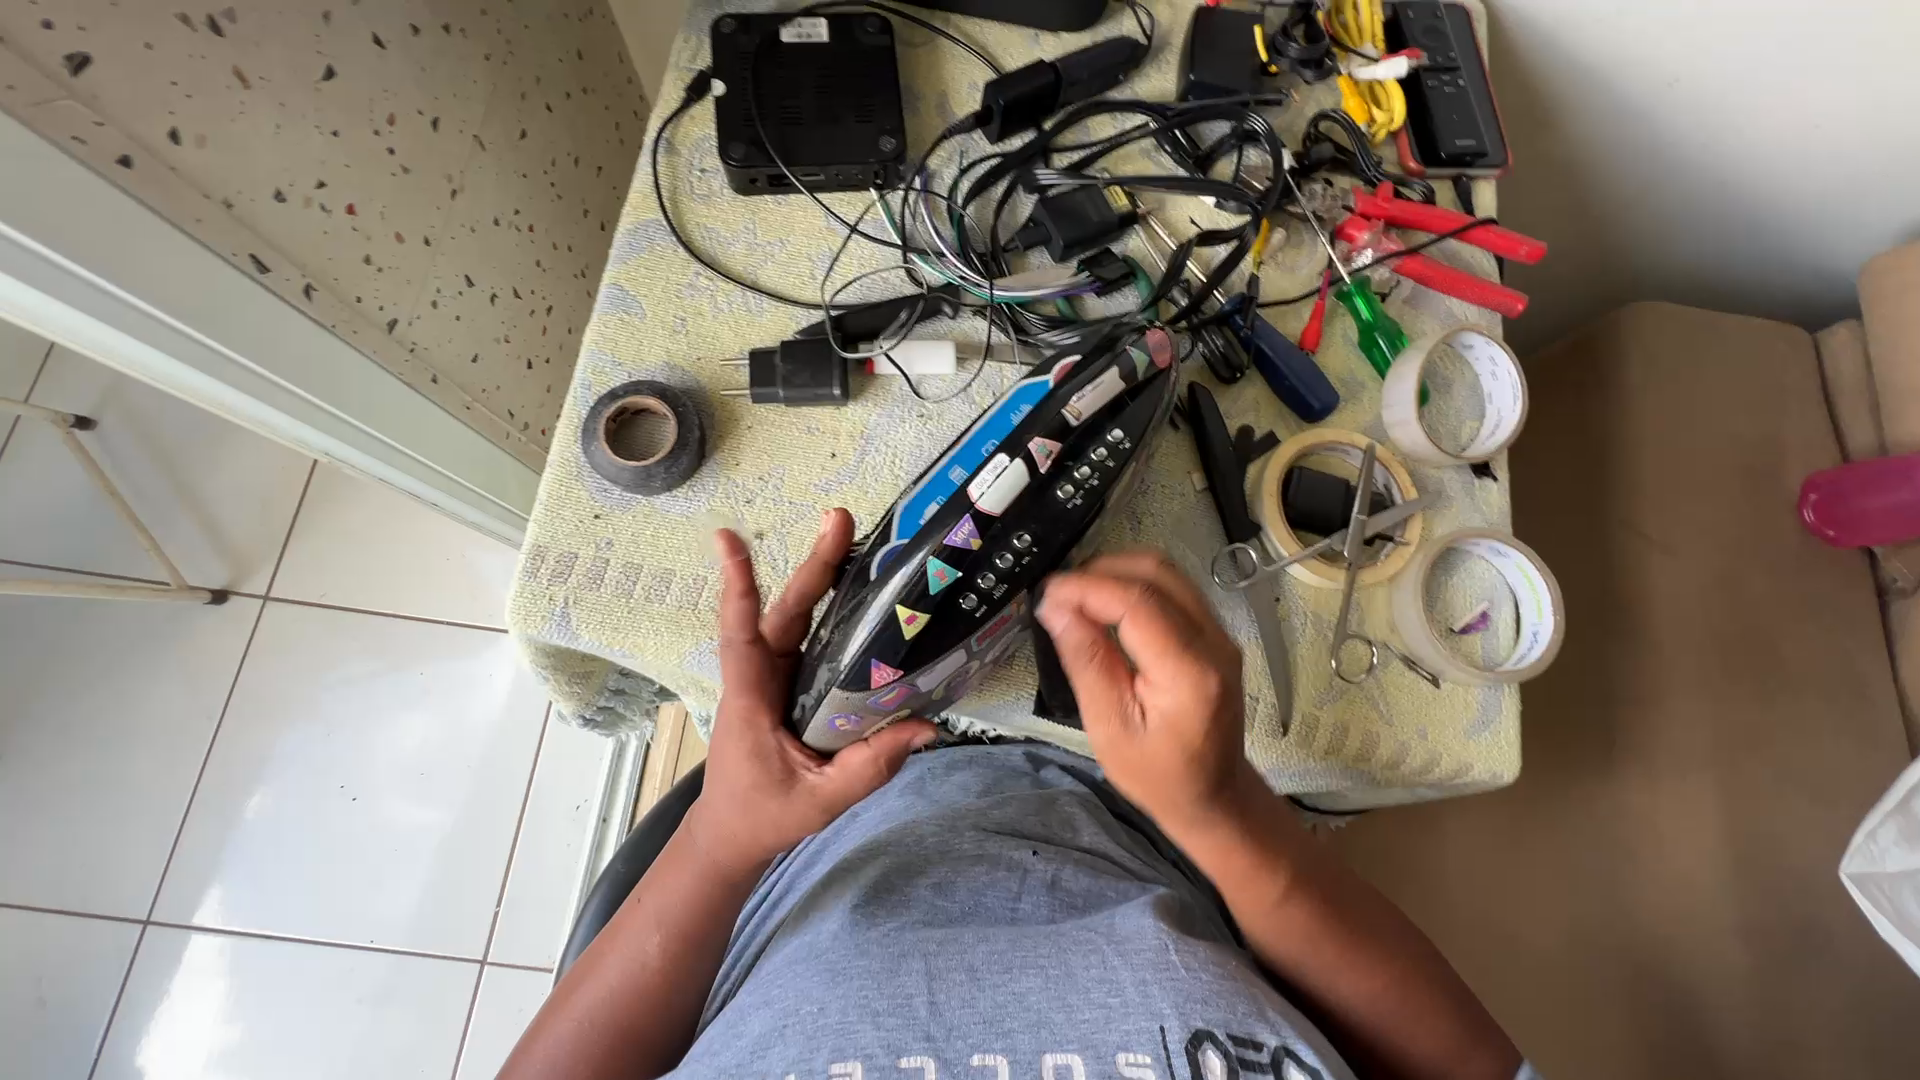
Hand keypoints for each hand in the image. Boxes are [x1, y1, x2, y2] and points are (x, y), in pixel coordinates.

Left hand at [687, 509, 936, 875]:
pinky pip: (810, 637)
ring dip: (821, 577)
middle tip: (839, 522)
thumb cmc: (762, 816)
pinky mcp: (792, 682)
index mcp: (751, 701)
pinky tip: (856, 587)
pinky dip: (829, 607)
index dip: (737, 589)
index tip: (730, 541)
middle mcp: (760, 677)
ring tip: (851, 539)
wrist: (732, 832)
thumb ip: (870, 768)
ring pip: (797, 618)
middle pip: (783, 613)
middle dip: (811, 567)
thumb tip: (926, 727)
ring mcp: (776, 677)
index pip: (741, 639)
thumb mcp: (819, 800)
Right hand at [1036, 552, 1262, 833]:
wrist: (1213, 795)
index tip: (1047, 593)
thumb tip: (1054, 606)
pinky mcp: (1216, 632)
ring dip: (1117, 572)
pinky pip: (1174, 588)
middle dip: (1100, 571)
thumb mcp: (1108, 727)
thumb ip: (1085, 660)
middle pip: (1156, 574)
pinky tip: (1105, 603)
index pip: (1137, 602)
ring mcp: (1220, 634)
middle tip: (1058, 593)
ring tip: (1077, 595)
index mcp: (1189, 673)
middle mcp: (1214, 642)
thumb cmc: (1156, 774)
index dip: (1087, 587)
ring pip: (1167, 572)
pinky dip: (1135, 583)